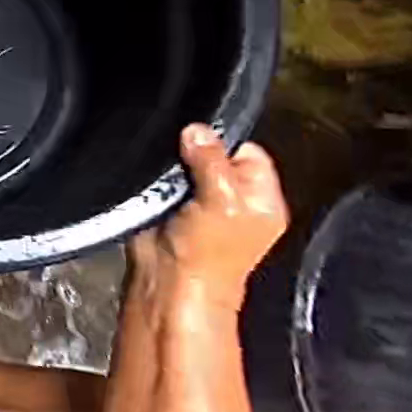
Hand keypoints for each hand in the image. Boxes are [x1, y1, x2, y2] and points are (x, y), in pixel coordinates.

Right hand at [129, 124, 288, 312]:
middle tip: (179, 161)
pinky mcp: (168, 207)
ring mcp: (200, 204)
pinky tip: (150, 182)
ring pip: (184, 167)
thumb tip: (197, 130)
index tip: (198, 142)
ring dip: (170, 166)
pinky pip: (161, 180)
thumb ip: (210, 161)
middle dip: (192, 153)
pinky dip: (153, 178)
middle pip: (212, 156)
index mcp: (261, 199)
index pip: (247, 151)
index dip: (223, 143)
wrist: (168, 281)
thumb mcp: (220, 201)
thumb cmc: (206, 253)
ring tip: (163, 176)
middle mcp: (234, 199)